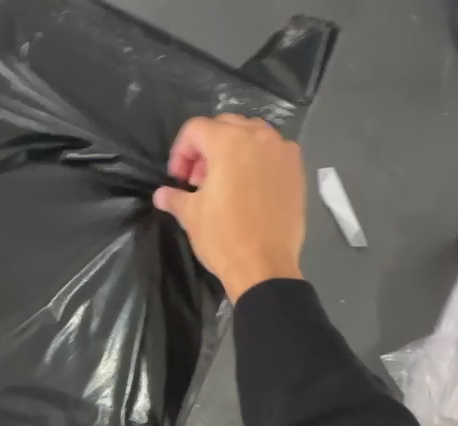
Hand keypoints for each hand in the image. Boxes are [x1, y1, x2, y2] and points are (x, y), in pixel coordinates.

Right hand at [152, 114, 306, 302]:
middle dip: (206, 148)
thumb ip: (175, 197)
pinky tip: (250, 188)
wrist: (264, 266)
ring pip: (251, 136)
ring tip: (224, 182)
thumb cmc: (223, 238)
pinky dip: (257, 161)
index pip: (195, 129)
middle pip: (225, 126)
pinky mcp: (296, 169)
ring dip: (233, 151)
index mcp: (228, 142)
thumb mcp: (191, 216)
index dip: (180, 151)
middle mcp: (258, 136)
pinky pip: (272, 153)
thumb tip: (161, 195)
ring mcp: (281, 151)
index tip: (177, 178)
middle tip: (198, 180)